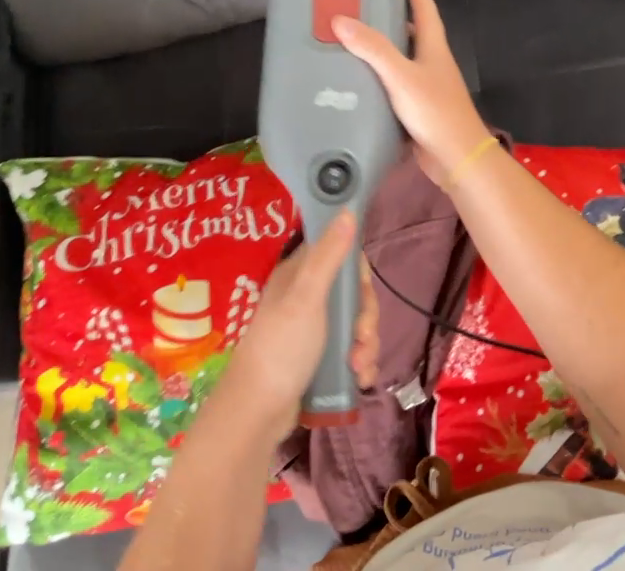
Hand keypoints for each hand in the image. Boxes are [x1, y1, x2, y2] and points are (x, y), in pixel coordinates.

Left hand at [211, 216, 380, 434]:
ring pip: (356, 324)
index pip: (340, 254)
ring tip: (359, 368)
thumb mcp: (306, 298)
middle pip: (354, 293)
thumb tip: (348, 210)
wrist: (257, 414)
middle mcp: (305, 297)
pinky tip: (360, 378)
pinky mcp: (319, 357)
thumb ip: (329, 256)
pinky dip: (360, 363)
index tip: (363, 290)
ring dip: (366, 345)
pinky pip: (351, 350)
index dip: (358, 271)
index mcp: (298, 275)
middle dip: (366, 318)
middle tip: (362, 339)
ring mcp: (312, 329)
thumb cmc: (280, 349)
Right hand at [334, 0, 493, 187]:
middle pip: (413, 31)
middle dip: (394, 14)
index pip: (424, 6)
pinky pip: (394, 85)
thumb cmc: (435, 111)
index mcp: (434, 47)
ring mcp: (426, 86)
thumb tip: (340, 20)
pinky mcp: (417, 109)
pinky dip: (378, 77)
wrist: (455, 158)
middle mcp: (432, 62)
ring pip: (402, 59)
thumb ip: (373, 48)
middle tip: (364, 1)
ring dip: (382, 47)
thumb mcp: (401, 75)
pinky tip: (357, 81)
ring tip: (352, 37)